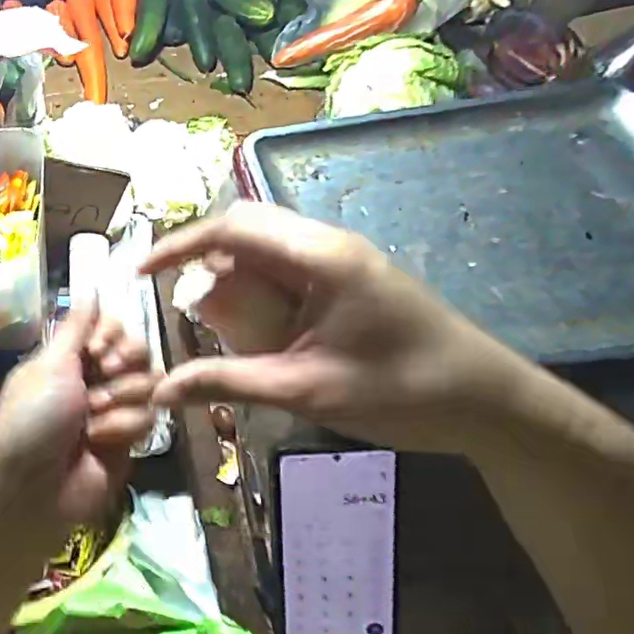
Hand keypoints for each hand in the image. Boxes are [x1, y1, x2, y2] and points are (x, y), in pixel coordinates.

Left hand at [0, 307, 158, 526]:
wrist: (35, 488)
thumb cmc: (32, 419)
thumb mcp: (49, 366)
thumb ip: (76, 327)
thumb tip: (90, 288)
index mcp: (69, 357)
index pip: (112, 326)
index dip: (112, 333)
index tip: (98, 347)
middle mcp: (94, 378)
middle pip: (138, 350)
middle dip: (122, 363)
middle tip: (102, 375)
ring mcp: (114, 408)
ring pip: (149, 381)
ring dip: (118, 400)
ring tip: (89, 419)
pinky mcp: (130, 438)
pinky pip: (149, 416)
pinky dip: (122, 427)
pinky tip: (99, 442)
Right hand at [140, 203, 540, 455]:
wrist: (492, 405)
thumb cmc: (403, 392)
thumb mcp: (304, 390)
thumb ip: (227, 383)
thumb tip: (159, 391)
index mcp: (319, 258)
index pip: (231, 228)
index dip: (178, 246)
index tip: (141, 273)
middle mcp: (326, 244)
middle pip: (244, 227)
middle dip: (200, 257)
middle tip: (174, 297)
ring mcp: (338, 259)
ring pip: (261, 245)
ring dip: (226, 272)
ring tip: (206, 314)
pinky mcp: (344, 279)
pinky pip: (281, 265)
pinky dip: (251, 284)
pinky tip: (248, 321)